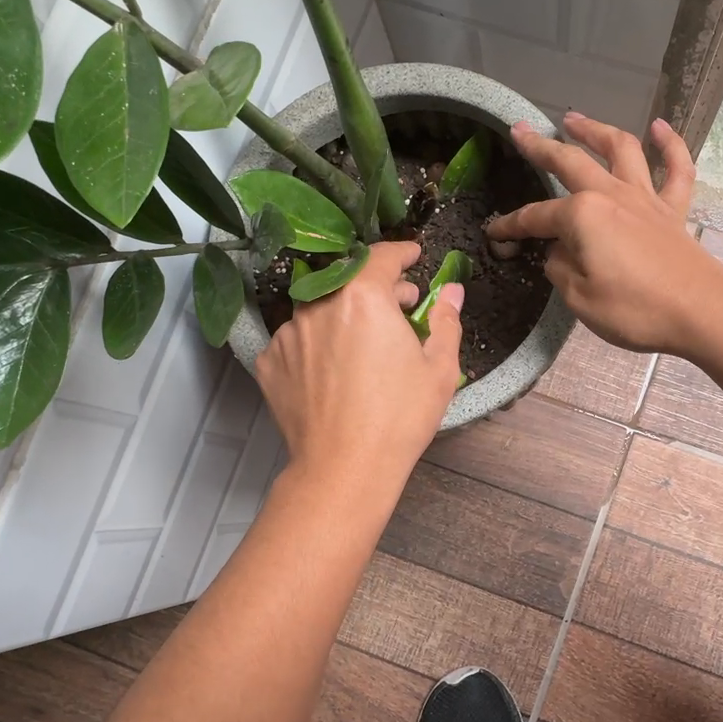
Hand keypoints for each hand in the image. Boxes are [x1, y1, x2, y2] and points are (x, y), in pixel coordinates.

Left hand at [256, 240, 463, 492]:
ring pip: (321, 310)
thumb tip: (452, 291)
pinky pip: (298, 340)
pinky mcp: (270, 362)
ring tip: (365, 345)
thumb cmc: (400, 419)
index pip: (382, 256)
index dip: (402, 252)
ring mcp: (288, 333)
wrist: (343, 469)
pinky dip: (318, 345)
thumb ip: (445, 321)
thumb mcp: (439, 369)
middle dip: (377, 289)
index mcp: (363, 297)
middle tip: (401, 309)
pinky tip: (335, 372)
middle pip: (349, 282)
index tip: (413, 255)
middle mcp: (318, 304)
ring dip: (344, 316)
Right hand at [488, 112, 722, 357]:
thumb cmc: (635, 310)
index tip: (493, 231)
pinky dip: (669, 144)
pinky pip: (676, 169)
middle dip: (541, 147)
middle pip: (570, 162)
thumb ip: (561, 269)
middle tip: (521, 131)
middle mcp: (612, 195)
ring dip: (595, 129)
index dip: (511, 225)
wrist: (700, 311)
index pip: (536, 218)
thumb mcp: (580, 299)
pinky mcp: (674, 210)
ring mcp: (646, 198)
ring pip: (620, 149)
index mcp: (582, 216)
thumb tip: (557, 253)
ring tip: (575, 118)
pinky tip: (659, 127)